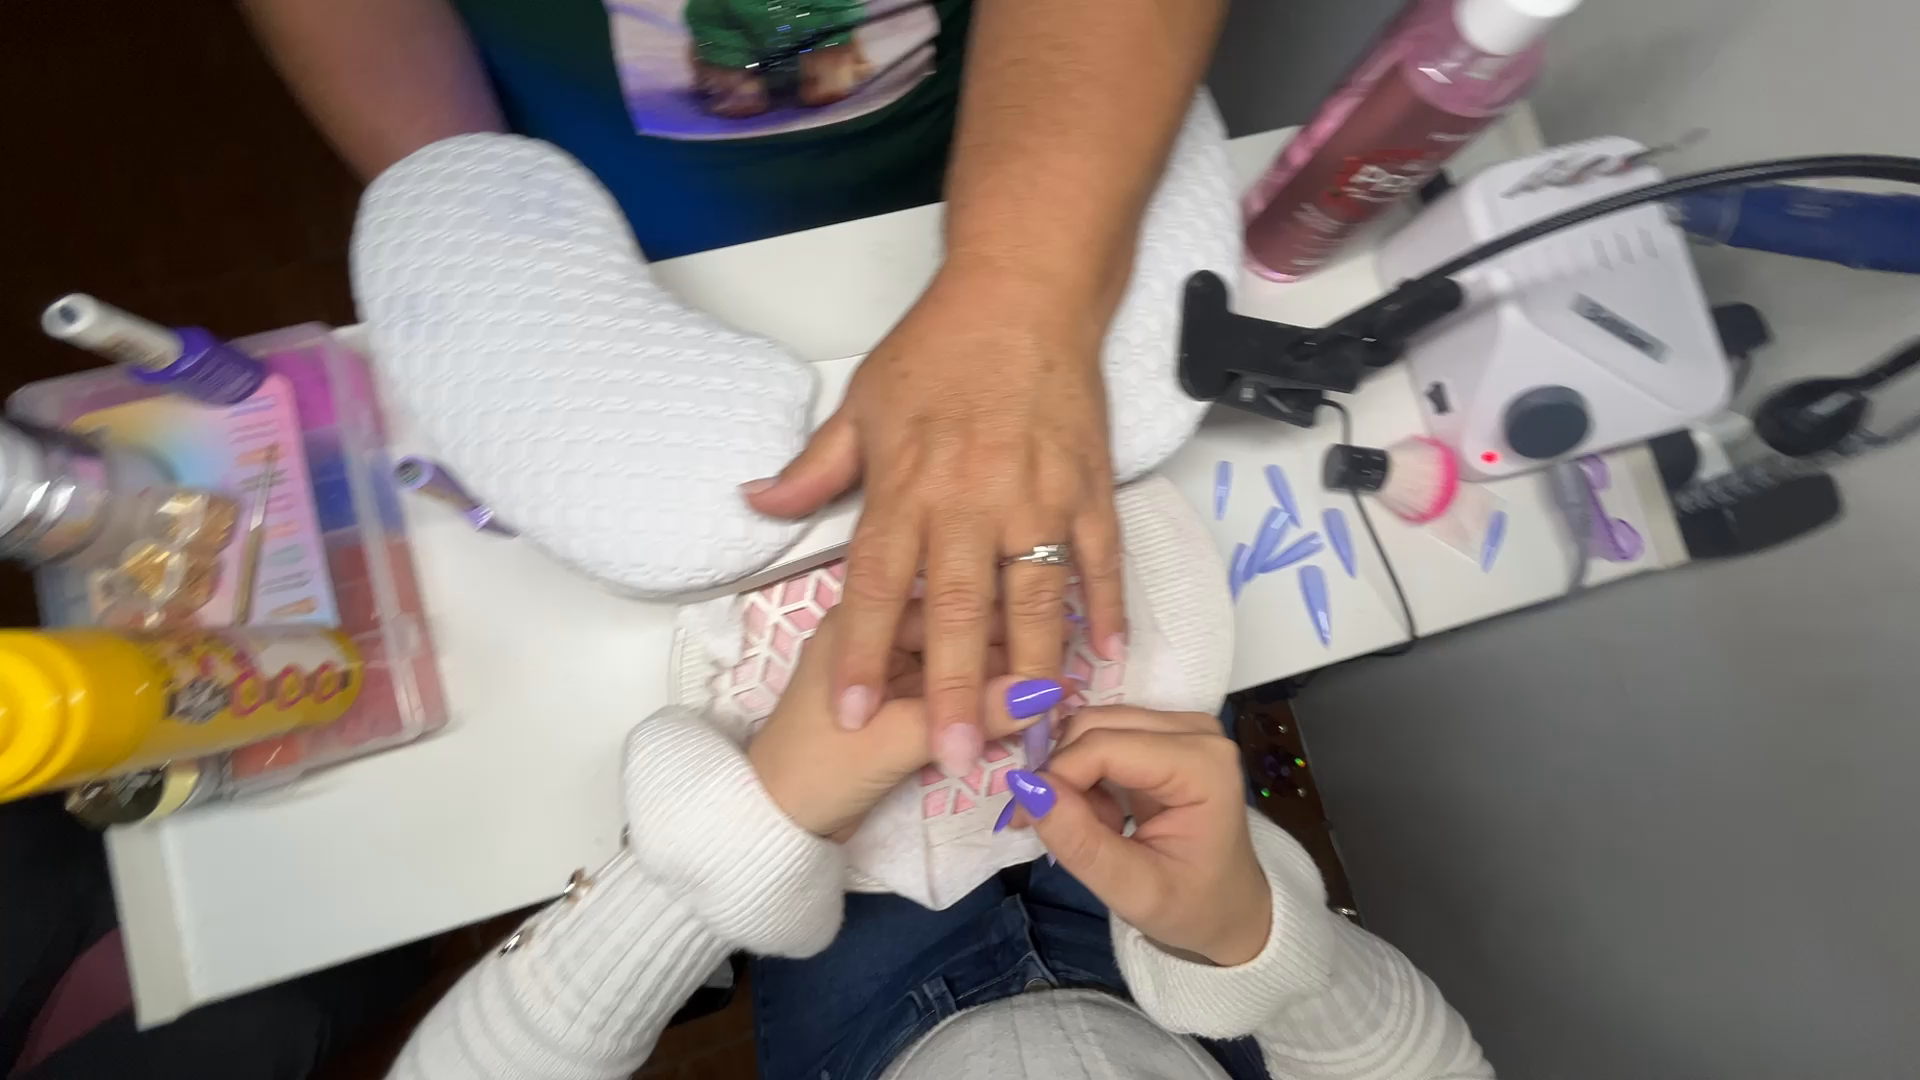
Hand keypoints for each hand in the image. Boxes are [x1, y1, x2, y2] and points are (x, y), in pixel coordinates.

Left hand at [743, 263, 1126, 776]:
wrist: (1020, 295)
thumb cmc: (936, 352)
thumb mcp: (861, 404)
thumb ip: (813, 468)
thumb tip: (754, 504)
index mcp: (908, 485)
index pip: (877, 584)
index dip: (863, 652)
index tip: (853, 713)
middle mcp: (971, 500)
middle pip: (959, 608)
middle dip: (954, 689)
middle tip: (952, 759)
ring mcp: (1038, 496)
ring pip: (1036, 596)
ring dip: (1034, 667)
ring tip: (1032, 729)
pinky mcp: (1089, 486)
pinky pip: (1100, 557)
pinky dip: (1106, 607)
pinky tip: (1108, 656)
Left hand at [748, 605, 1046, 838]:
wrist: (771, 829)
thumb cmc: (818, 771)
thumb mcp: (892, 741)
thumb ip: (966, 716)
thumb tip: (1043, 694)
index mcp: (860, 619)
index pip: (943, 606)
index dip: (998, 624)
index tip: (1052, 639)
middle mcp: (877, 632)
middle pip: (955, 631)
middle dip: (1004, 655)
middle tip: (1058, 673)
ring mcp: (889, 668)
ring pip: (957, 662)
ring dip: (997, 681)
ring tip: (1049, 695)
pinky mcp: (898, 703)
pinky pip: (951, 692)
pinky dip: (981, 703)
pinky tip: (1020, 712)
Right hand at [999, 706, 1271, 965]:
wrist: (1231, 909)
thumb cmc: (1193, 907)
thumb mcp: (1135, 893)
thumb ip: (1081, 842)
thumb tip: (1026, 788)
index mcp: (1202, 764)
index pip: (1103, 746)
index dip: (1057, 777)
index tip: (1027, 821)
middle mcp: (1194, 729)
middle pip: (1094, 724)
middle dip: (1062, 774)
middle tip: (1054, 826)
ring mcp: (1179, 724)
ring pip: (1090, 725)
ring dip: (1072, 774)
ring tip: (1087, 824)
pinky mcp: (1162, 730)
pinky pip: (1100, 733)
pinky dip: (1085, 771)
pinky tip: (1100, 810)